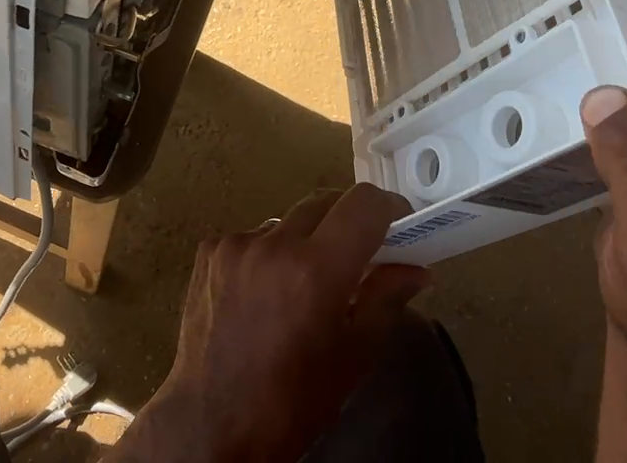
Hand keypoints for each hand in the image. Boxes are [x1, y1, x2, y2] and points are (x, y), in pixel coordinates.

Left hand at [105, 185, 428, 462]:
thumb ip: (386, 299)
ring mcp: (235, 244)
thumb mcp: (354, 355)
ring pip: (286, 222)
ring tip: (305, 283)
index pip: (362, 203)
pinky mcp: (208, 251)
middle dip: (347, 222)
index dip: (388, 206)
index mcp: (315, 269)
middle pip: (323, 203)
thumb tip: (417, 269)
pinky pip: (251, 238)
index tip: (399, 223)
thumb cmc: (295, 400)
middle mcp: (273, 243)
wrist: (214, 422)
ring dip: (304, 240)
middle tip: (358, 255)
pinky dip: (267, 254)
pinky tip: (264, 293)